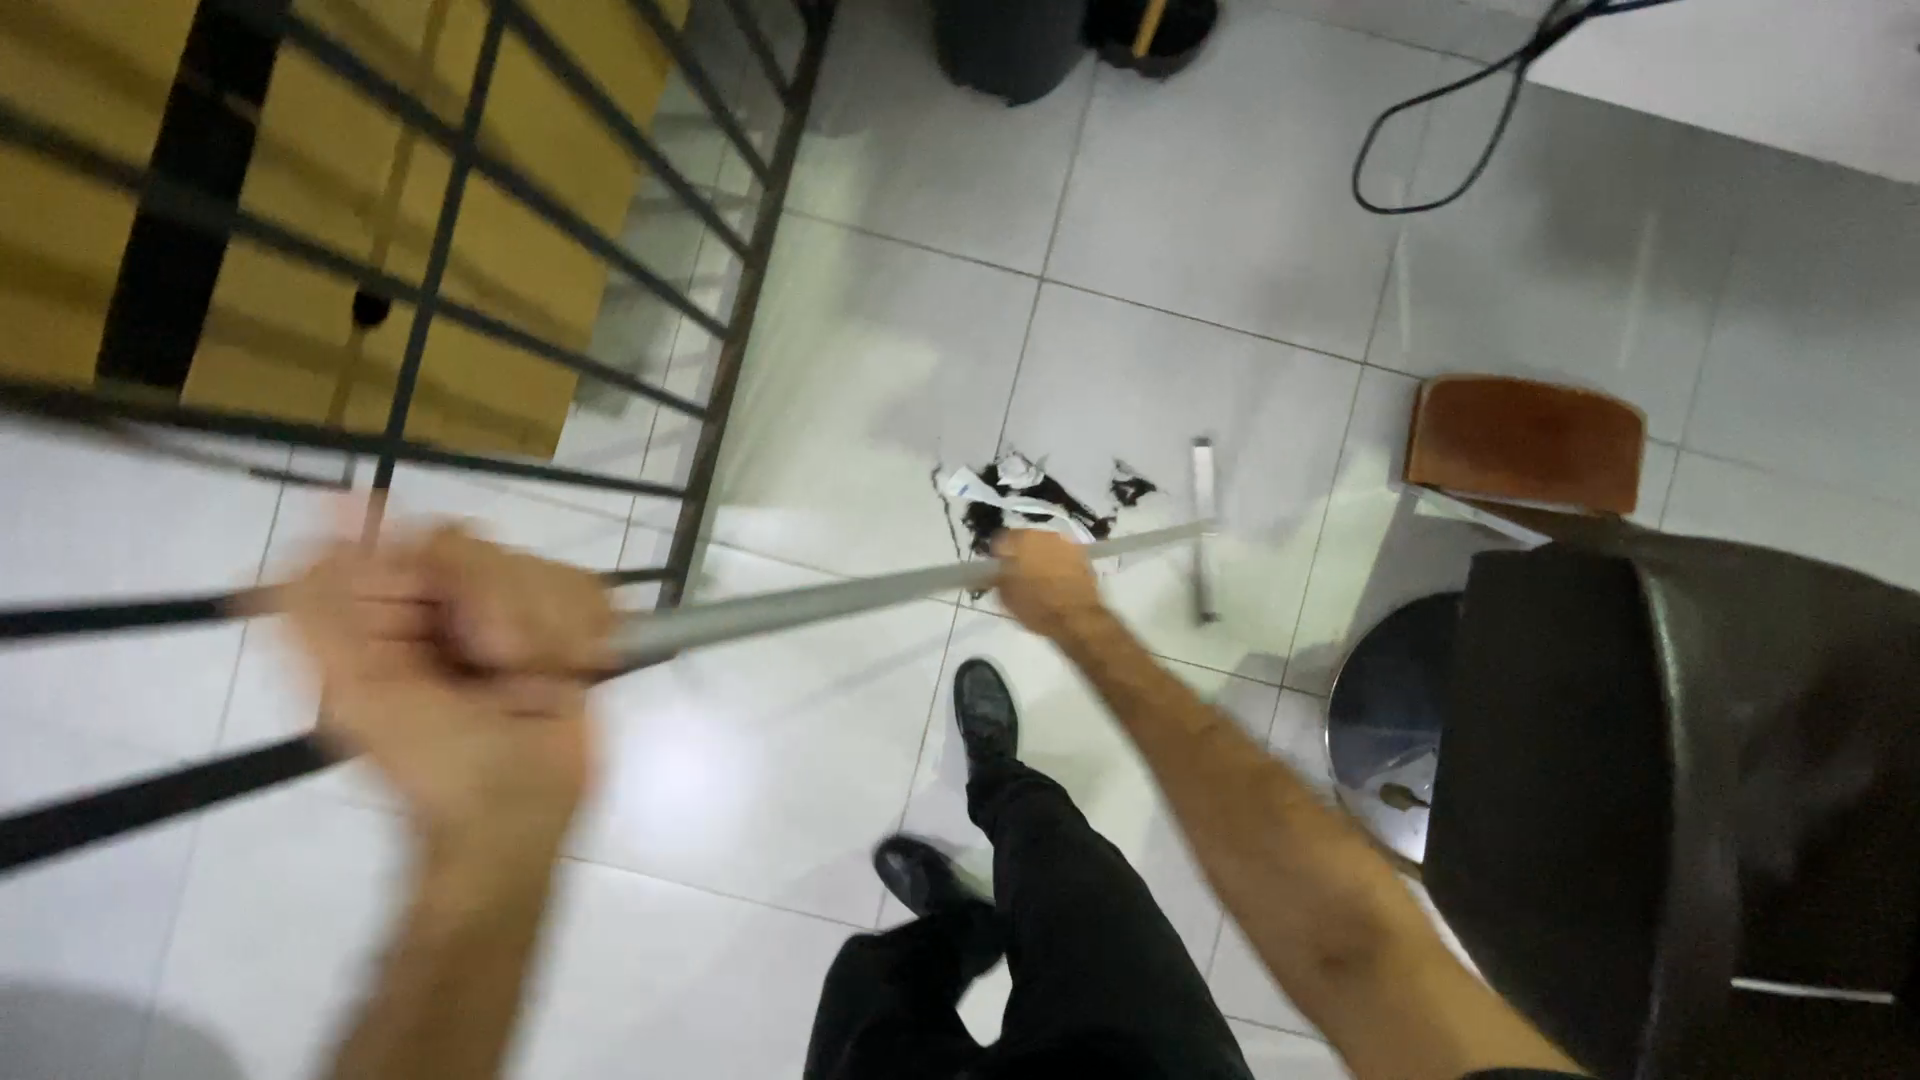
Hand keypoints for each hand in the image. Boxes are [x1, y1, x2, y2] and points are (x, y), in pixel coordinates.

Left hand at [277, 521, 613, 862]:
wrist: (523, 813)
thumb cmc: (440, 764)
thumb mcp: (361, 692)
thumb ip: (326, 606)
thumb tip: (333, 508)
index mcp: (398, 605)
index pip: (446, 538)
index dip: (467, 581)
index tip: (471, 640)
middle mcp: (458, 599)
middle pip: (508, 556)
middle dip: (513, 618)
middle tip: (501, 669)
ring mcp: (522, 611)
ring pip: (556, 575)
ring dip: (554, 639)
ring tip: (539, 685)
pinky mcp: (576, 627)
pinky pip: (596, 596)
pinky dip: (589, 638)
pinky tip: (572, 674)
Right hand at [992, 529, 1108, 641]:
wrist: (1078, 618)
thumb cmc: (1037, 608)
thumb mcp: (1006, 597)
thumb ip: (997, 576)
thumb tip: (997, 569)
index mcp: (1020, 541)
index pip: (999, 540)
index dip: (997, 555)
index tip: (997, 568)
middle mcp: (1042, 534)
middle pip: (1023, 539)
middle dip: (1019, 552)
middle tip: (1018, 572)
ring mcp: (1064, 541)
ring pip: (1044, 544)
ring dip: (1039, 555)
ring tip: (1039, 575)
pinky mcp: (1081, 552)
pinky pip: (1061, 552)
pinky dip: (1056, 560)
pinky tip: (1056, 576)